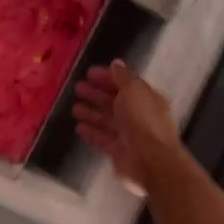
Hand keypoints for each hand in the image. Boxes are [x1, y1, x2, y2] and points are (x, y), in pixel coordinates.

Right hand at [74, 60, 181, 194]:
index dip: (107, 77)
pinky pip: (103, 138)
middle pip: (114, 102)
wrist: (150, 160)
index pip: (125, 83)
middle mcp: (138, 115)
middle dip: (95, 94)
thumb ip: (123, 76)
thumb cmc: (142, 120)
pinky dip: (92, 132)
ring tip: (74, 108)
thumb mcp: (133, 90)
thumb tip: (116, 63)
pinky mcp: (119, 151)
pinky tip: (79, 128)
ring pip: (107, 120)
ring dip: (91, 113)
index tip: (88, 73)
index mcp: (145, 98)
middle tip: (77, 88)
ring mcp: (128, 134)